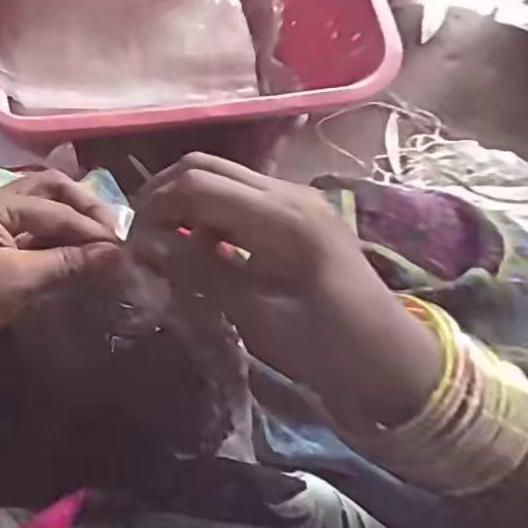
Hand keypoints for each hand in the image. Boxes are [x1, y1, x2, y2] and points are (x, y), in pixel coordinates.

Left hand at [0, 171, 121, 382]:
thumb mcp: (15, 282)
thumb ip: (65, 263)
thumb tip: (116, 253)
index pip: (54, 206)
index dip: (91, 227)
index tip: (124, 248)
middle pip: (48, 191)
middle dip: (83, 209)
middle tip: (114, 235)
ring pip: (41, 210)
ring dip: (71, 223)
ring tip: (104, 244)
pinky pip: (32, 232)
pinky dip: (56, 239)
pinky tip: (79, 254)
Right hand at [131, 153, 441, 425]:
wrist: (393, 361)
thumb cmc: (327, 346)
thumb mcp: (255, 314)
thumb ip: (198, 270)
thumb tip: (143, 244)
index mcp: (283, 218)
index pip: (197, 184)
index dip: (154, 207)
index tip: (134, 244)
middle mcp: (288, 193)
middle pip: (203, 166)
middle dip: (162, 194)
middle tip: (141, 235)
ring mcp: (294, 198)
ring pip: (217, 176)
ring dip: (182, 202)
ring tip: (166, 244)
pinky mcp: (293, 212)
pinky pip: (235, 195)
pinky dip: (205, 213)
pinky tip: (200, 247)